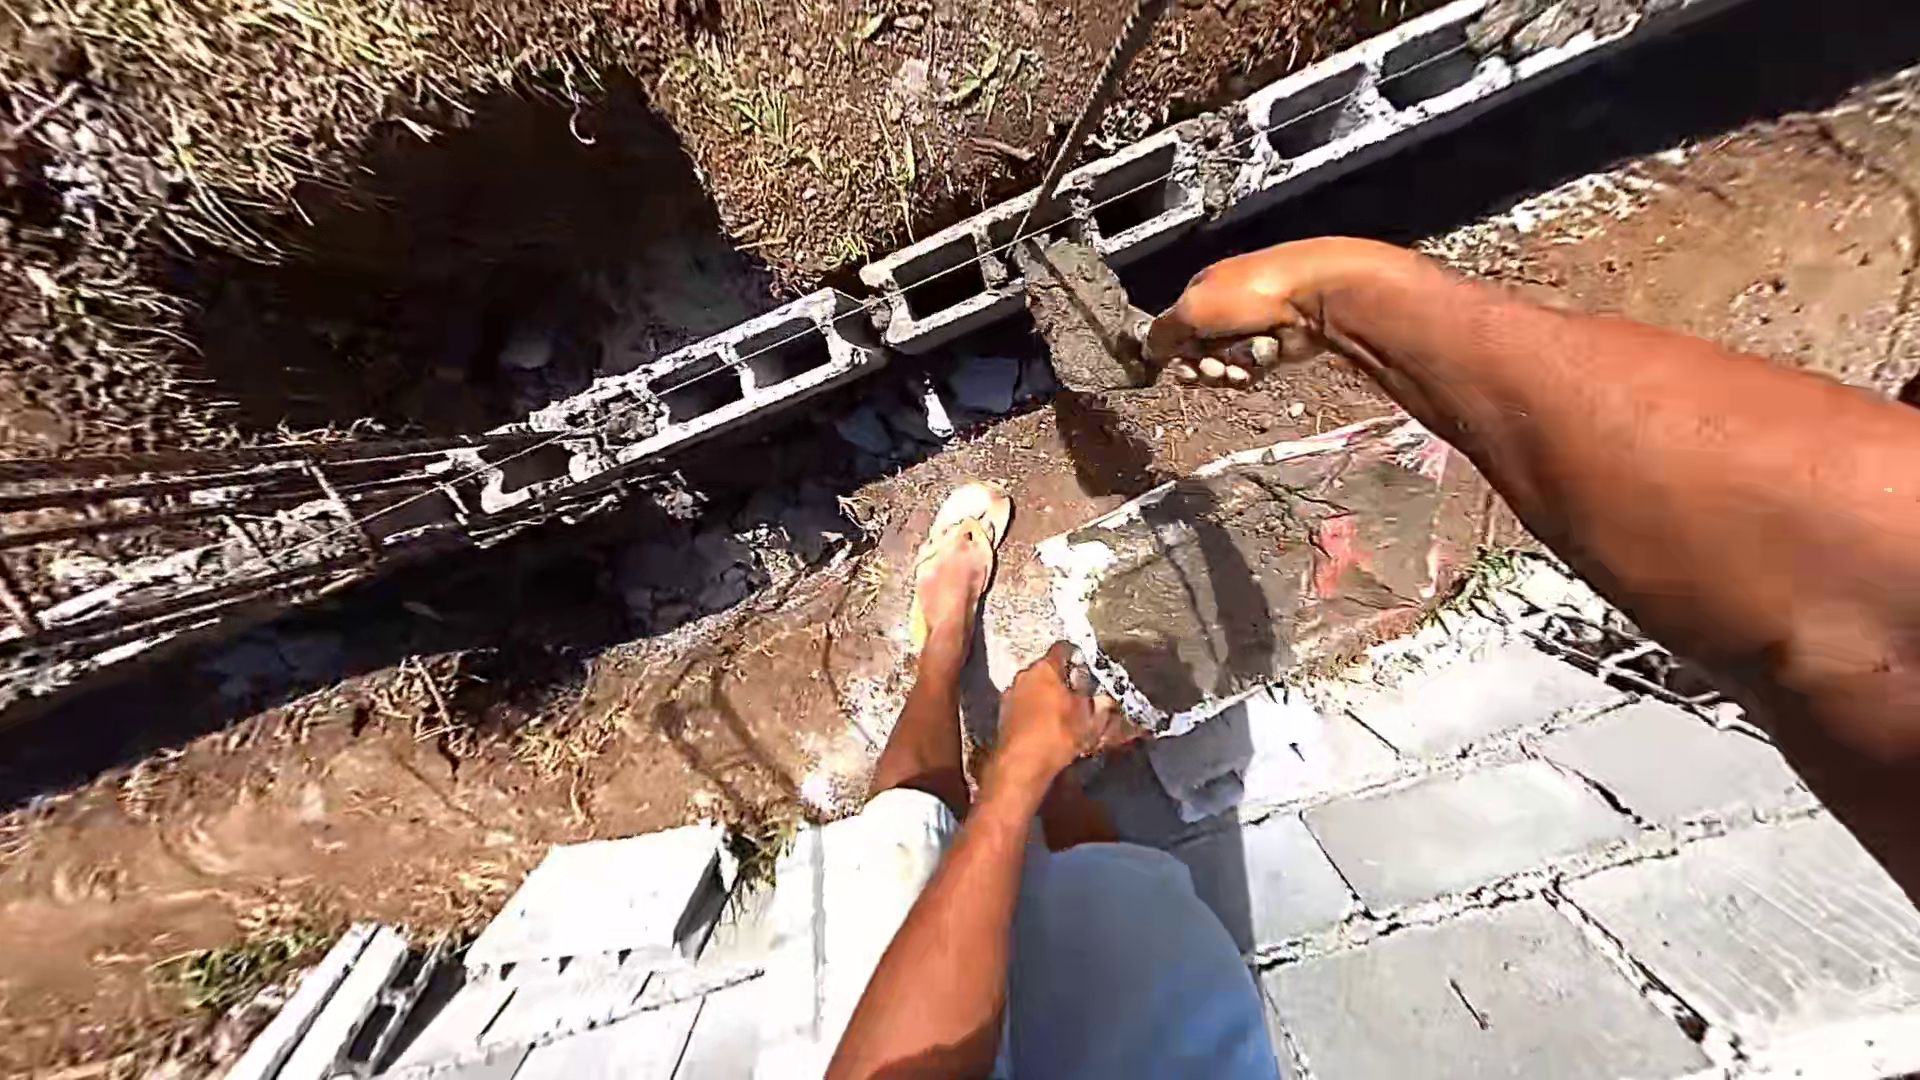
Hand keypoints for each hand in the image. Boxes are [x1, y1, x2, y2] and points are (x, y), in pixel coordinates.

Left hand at [992, 643, 1136, 793]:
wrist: (1022, 763)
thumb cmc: (1057, 734)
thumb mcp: (1088, 719)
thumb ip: (1097, 704)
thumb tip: (1105, 699)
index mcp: (1045, 668)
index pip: (1062, 650)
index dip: (1076, 656)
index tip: (1084, 665)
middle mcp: (1024, 675)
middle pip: (1046, 670)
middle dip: (1061, 679)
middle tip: (1076, 693)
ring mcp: (1010, 693)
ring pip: (1033, 687)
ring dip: (1045, 695)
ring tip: (1061, 713)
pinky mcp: (1003, 713)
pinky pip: (1024, 704)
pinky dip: (1034, 709)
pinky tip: (1043, 725)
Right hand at [1144, 238, 1427, 386]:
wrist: (1316, 297)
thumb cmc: (1251, 294)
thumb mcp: (1190, 309)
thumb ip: (1160, 333)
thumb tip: (1145, 351)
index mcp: (1202, 292)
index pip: (1173, 332)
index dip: (1173, 354)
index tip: (1181, 365)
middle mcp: (1223, 310)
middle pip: (1195, 355)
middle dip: (1201, 367)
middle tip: (1213, 367)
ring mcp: (1248, 329)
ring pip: (1220, 367)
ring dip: (1225, 371)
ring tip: (1240, 364)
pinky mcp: (1270, 347)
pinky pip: (1246, 371)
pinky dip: (1249, 371)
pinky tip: (1260, 361)